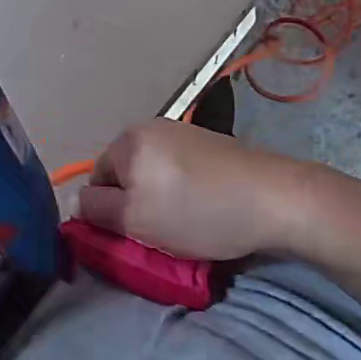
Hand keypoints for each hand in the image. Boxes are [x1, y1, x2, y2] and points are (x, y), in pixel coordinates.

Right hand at [77, 119, 317, 260]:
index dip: (110, 213)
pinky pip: (181, 172)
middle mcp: (151, 127)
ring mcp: (185, 133)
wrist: (278, 199)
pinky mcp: (212, 144)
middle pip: (126, 176)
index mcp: (128, 139)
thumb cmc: (198, 211)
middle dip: (137, 205)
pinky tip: (208, 209)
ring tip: (189, 224)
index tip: (137, 233)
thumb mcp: (135, 220)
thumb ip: (97, 211)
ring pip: (154, 176)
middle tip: (161, 233)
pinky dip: (187, 193)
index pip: (96, 181)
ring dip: (163, 200)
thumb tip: (82, 202)